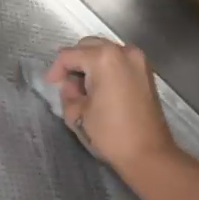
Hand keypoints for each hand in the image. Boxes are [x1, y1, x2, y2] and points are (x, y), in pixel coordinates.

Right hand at [44, 38, 177, 172]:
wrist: (148, 153)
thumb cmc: (110, 134)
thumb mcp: (78, 114)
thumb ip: (68, 93)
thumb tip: (70, 85)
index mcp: (103, 59)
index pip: (69, 55)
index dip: (56, 69)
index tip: (50, 84)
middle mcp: (123, 51)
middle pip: (89, 46)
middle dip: (74, 62)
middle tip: (65, 83)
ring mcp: (138, 60)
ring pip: (105, 51)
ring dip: (90, 63)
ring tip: (83, 87)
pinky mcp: (146, 72)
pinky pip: (119, 61)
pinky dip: (106, 68)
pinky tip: (100, 88)